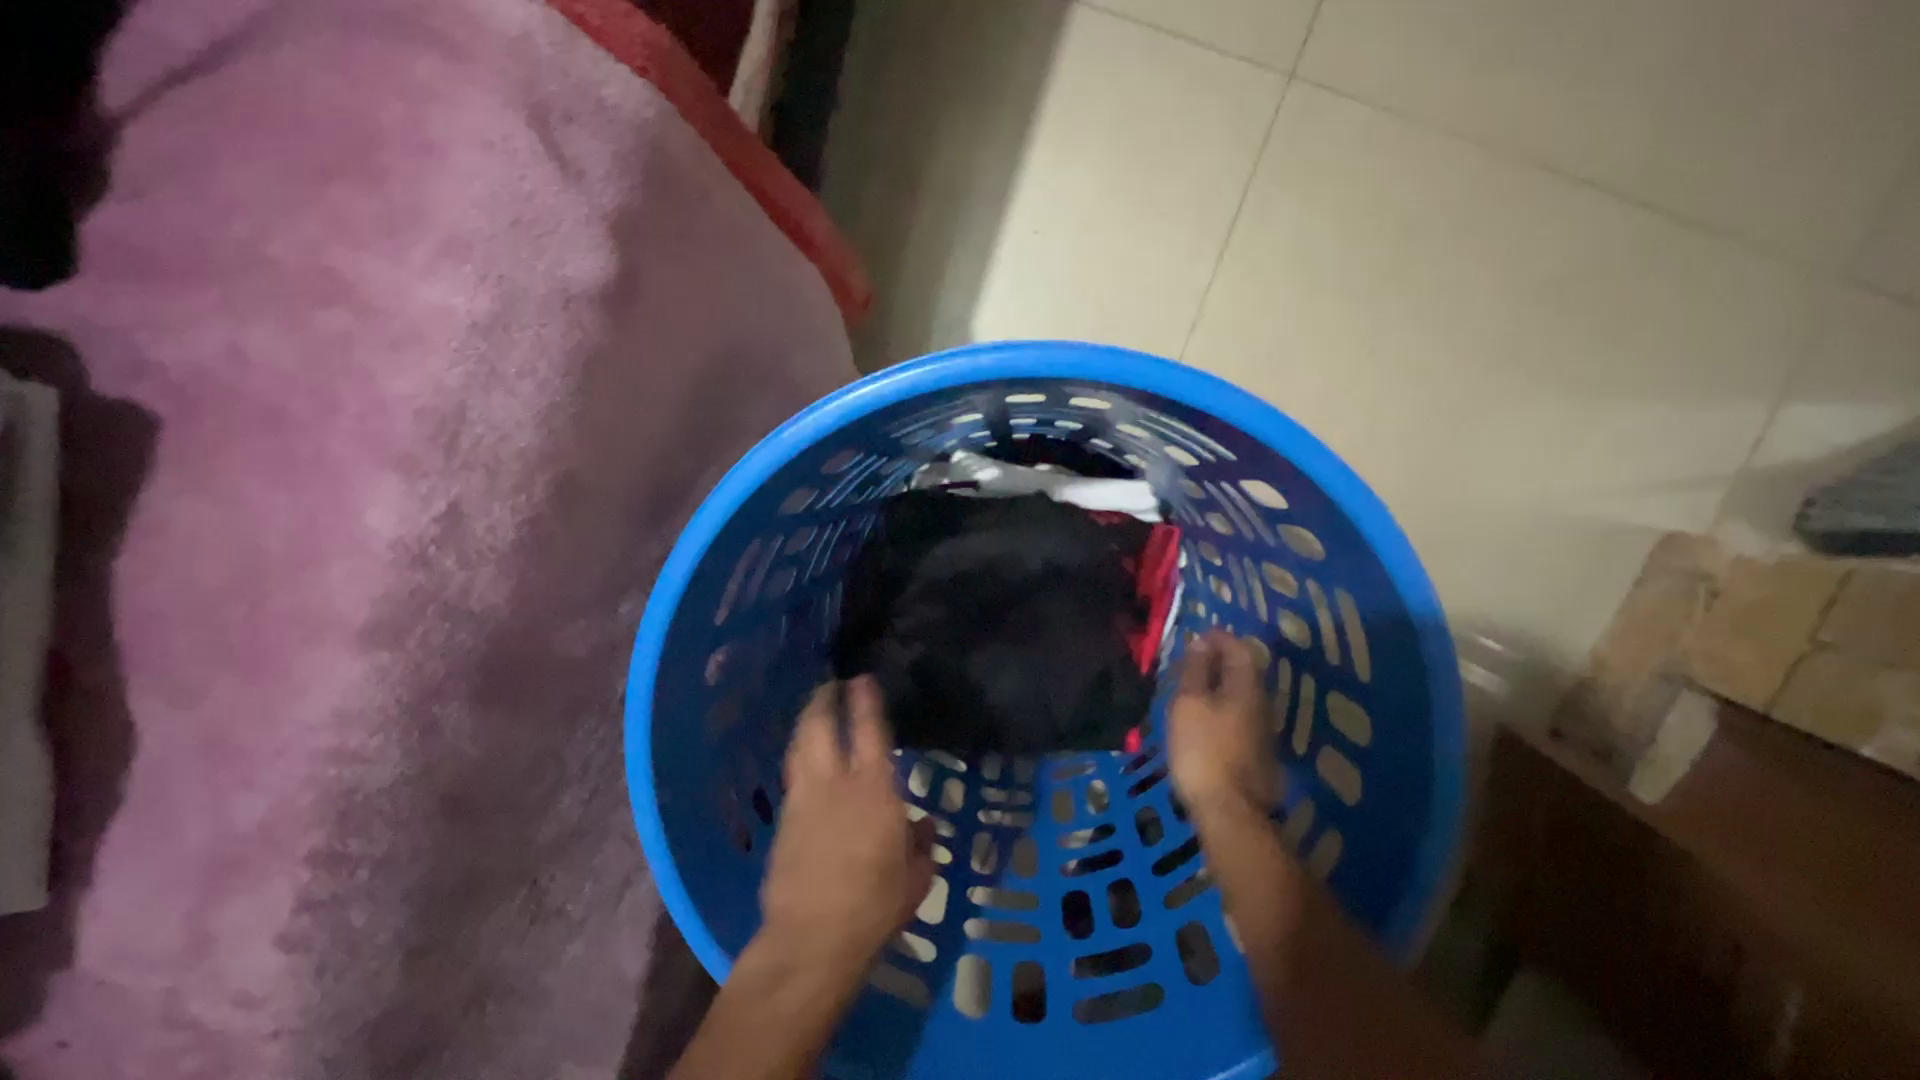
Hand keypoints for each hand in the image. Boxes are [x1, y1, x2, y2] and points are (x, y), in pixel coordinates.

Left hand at [759, 677, 934, 975]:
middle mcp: (834, 784)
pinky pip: (792, 778)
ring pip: (799, 747)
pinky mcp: (782, 823)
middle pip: (820, 727)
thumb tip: (923, 825)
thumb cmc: (875, 906)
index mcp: (874, 790)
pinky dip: (799, 760)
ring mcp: (802, 801)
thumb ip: (921, 845)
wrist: (813, 937)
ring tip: (812, 714)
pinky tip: (804, 765)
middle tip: (829, 686)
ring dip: (805, 724)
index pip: (868, 731)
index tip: (861, 679)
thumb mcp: (917, 878)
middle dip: (823, 700)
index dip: (864, 701)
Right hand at [1167, 631, 1276, 817]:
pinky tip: (1205, 720)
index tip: (1197, 636)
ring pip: (1242, 696)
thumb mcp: (1189, 704)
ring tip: (1193, 689)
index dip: (1219, 638)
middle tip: (1192, 660)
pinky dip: (1222, 708)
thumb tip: (1202, 641)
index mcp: (1247, 687)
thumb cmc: (1203, 750)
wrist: (1229, 811)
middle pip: (1245, 672)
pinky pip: (1240, 717)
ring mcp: (1263, 731)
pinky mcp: (1257, 754)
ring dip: (1221, 686)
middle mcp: (1262, 704)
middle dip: (1220, 661)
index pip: (1239, 649)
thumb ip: (1197, 670)